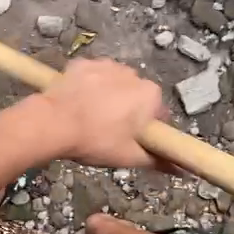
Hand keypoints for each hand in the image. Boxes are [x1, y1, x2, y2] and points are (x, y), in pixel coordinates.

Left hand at [31, 59, 164, 169]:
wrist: (53, 123)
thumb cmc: (96, 140)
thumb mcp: (128, 157)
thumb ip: (158, 161)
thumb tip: (180, 169)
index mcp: (150, 95)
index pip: (157, 114)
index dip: (146, 130)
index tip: (131, 141)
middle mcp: (133, 74)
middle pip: (136, 96)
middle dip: (126, 111)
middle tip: (107, 132)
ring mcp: (106, 65)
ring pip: (113, 83)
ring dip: (107, 97)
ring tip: (89, 119)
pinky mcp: (83, 63)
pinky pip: (91, 76)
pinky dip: (87, 87)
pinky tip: (77, 104)